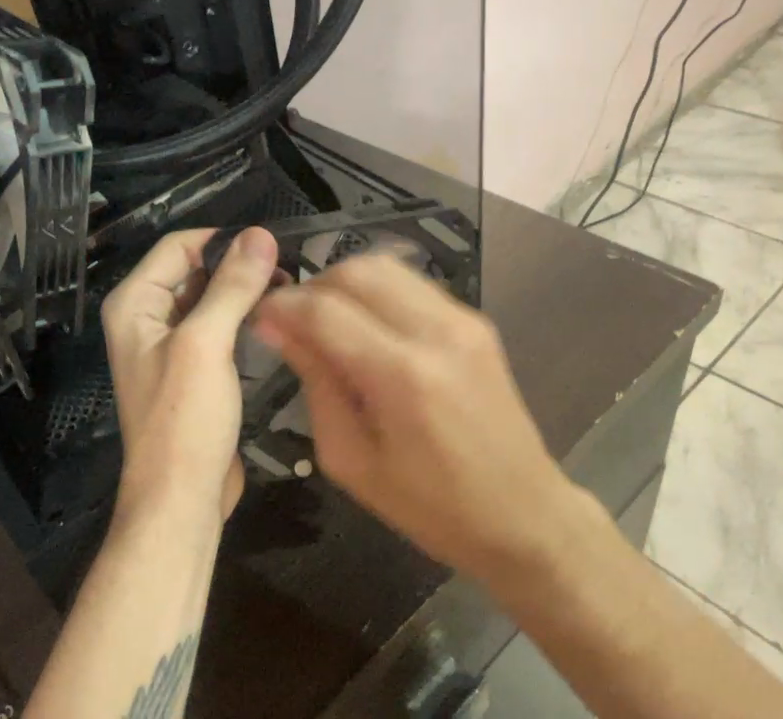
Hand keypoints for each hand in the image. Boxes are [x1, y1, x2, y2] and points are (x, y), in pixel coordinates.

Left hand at [99, 227, 280, 523]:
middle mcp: (145, 317)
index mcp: (133, 303)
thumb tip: (259, 235)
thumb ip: (230, 288)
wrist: (181, 496)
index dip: (222, 241)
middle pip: (193, 271)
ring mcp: (168, 344)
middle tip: (290, 271)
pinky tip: (274, 320)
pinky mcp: (191, 368)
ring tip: (290, 292)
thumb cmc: (183, 419)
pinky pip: (216, 328)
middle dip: (237, 267)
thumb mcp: (206, 345)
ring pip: (208, 299)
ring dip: (243, 293)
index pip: (177, 246)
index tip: (272, 247)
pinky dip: (242, 320)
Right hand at [253, 253, 590, 582]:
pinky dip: (374, 292)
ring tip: (325, 321)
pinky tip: (364, 327)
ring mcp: (462, 321)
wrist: (524, 518)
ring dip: (342, 284)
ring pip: (382, 265)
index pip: (323, 310)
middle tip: (292, 322)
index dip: (280, 306)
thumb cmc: (429, 506)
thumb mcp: (350, 459)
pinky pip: (409, 283)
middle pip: (353, 271)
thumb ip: (314, 383)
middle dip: (311, 289)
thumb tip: (276, 328)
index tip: (258, 319)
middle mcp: (436, 333)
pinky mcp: (475, 322)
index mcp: (402, 377)